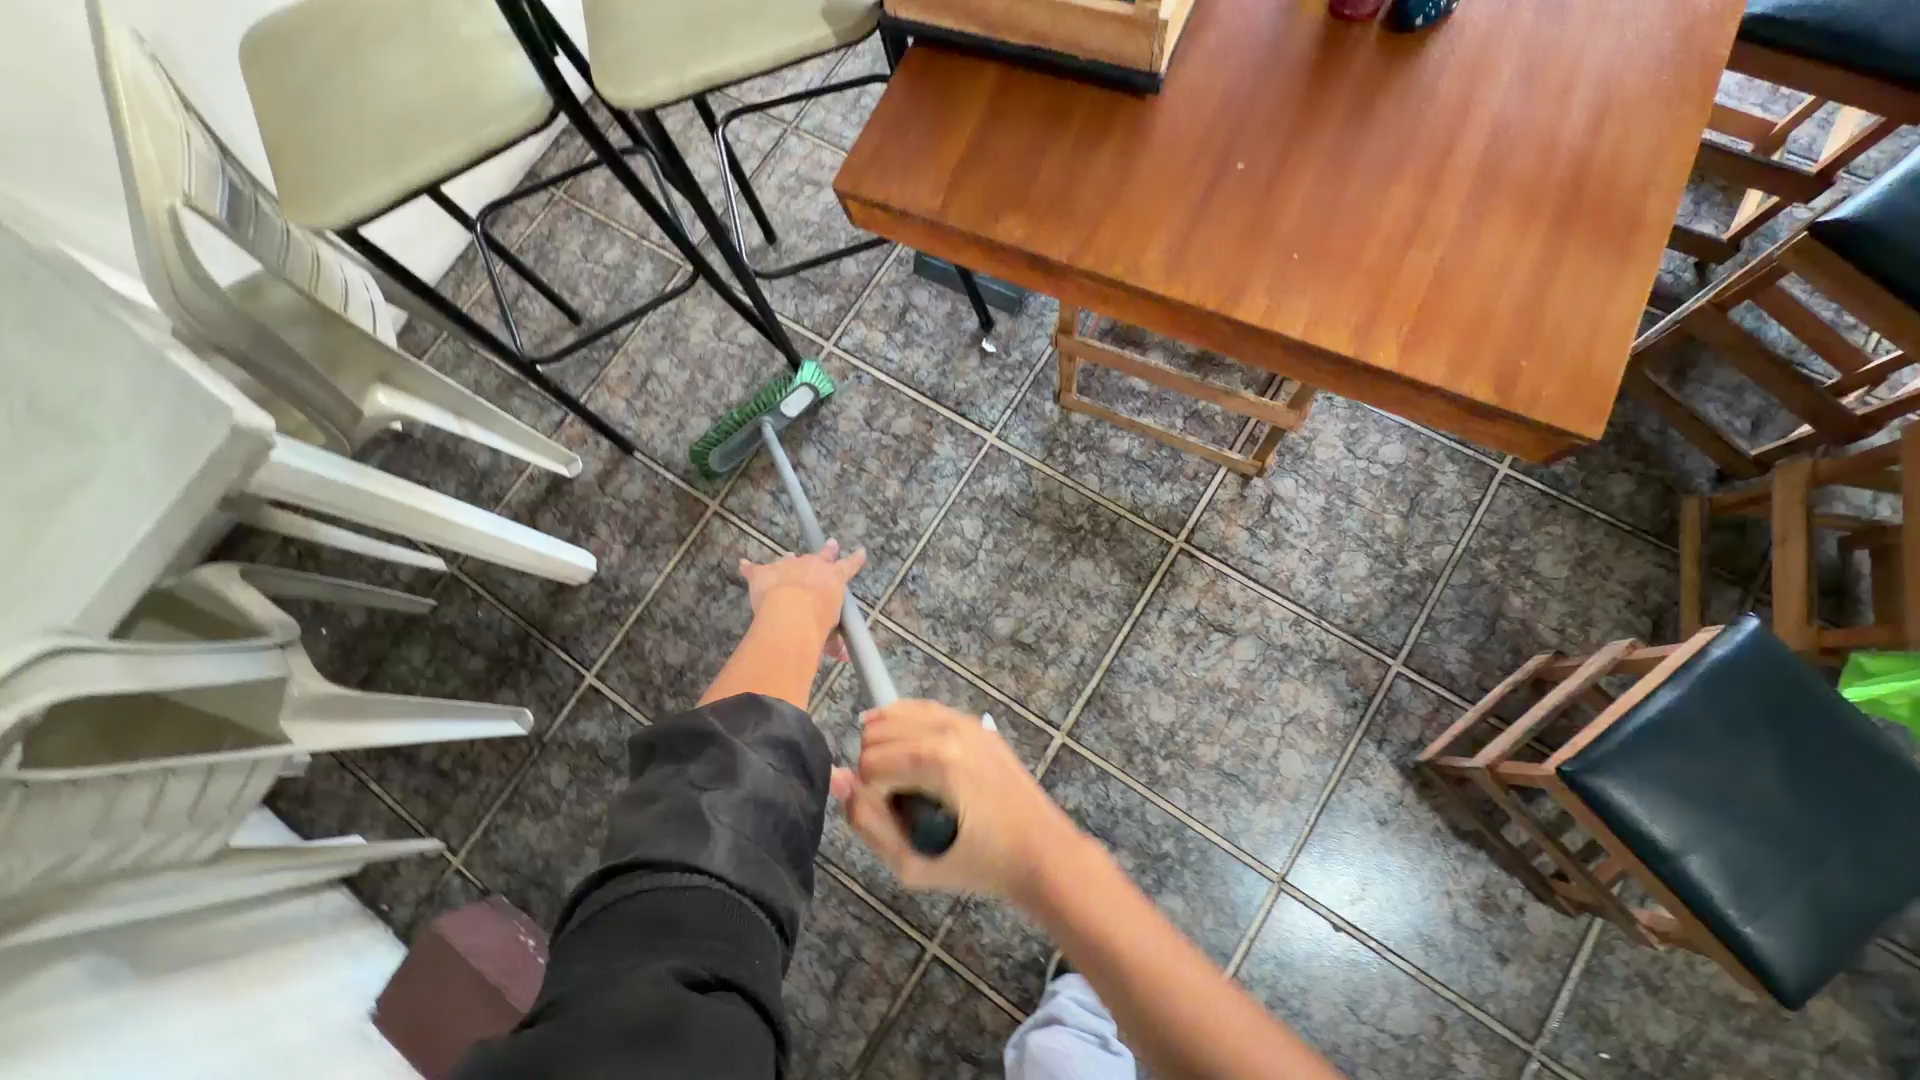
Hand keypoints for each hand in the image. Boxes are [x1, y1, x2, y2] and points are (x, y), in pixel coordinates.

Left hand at [738, 539, 865, 660]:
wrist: (791, 612)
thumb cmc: (819, 621)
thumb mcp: (830, 632)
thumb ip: (834, 641)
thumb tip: (843, 656)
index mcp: (834, 578)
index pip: (849, 566)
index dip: (855, 560)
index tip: (861, 552)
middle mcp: (813, 565)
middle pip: (821, 555)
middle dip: (827, 551)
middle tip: (831, 544)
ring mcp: (787, 566)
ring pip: (790, 559)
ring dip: (789, 560)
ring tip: (788, 555)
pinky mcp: (763, 573)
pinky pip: (755, 568)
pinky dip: (749, 568)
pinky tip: (743, 565)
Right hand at [831, 700, 1088, 901]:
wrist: (1043, 853)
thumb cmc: (981, 865)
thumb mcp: (915, 865)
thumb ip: (868, 824)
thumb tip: (838, 780)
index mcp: (938, 762)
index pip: (868, 764)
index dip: (870, 797)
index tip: (895, 821)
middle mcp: (950, 730)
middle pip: (875, 732)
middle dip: (874, 768)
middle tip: (897, 802)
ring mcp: (965, 721)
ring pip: (893, 713)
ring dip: (885, 746)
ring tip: (902, 781)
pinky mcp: (974, 722)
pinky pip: (920, 709)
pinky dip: (904, 727)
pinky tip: (907, 754)